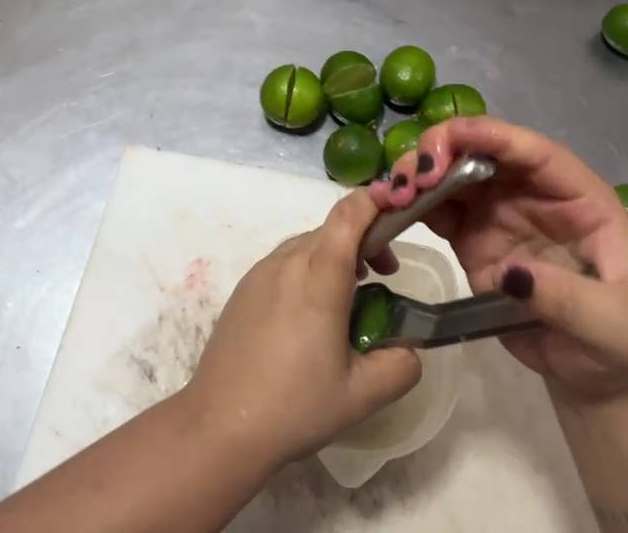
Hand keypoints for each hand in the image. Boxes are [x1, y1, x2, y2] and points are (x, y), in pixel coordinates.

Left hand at [182, 191, 421, 468]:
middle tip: (386, 275)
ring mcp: (260, 274)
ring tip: (352, 297)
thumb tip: (409, 349)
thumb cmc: (293, 406)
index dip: (376, 201)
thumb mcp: (362, 396)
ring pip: (307, 244)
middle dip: (364, 239)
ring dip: (336, 256)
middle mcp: (287, 263)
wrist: (219, 426)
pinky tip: (313, 314)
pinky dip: (309, 270)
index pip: (349, 214)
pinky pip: (285, 263)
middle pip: (331, 229)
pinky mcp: (244, 290)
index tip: (399, 211)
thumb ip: (400, 366)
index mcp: (318, 277)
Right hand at [369, 117, 627, 404]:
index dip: (491, 136)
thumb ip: (567, 298)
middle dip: (443, 150)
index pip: (533, 151)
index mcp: (577, 195)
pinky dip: (412, 204)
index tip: (449, 139)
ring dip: (419, 173)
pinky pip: (438, 210)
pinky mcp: (472, 239)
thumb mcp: (610, 323)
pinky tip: (389, 210)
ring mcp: (499, 213)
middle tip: (413, 177)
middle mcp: (533, 193)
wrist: (596, 373)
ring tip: (393, 194)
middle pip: (483, 151)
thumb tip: (511, 272)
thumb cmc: (619, 341)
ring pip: (453, 174)